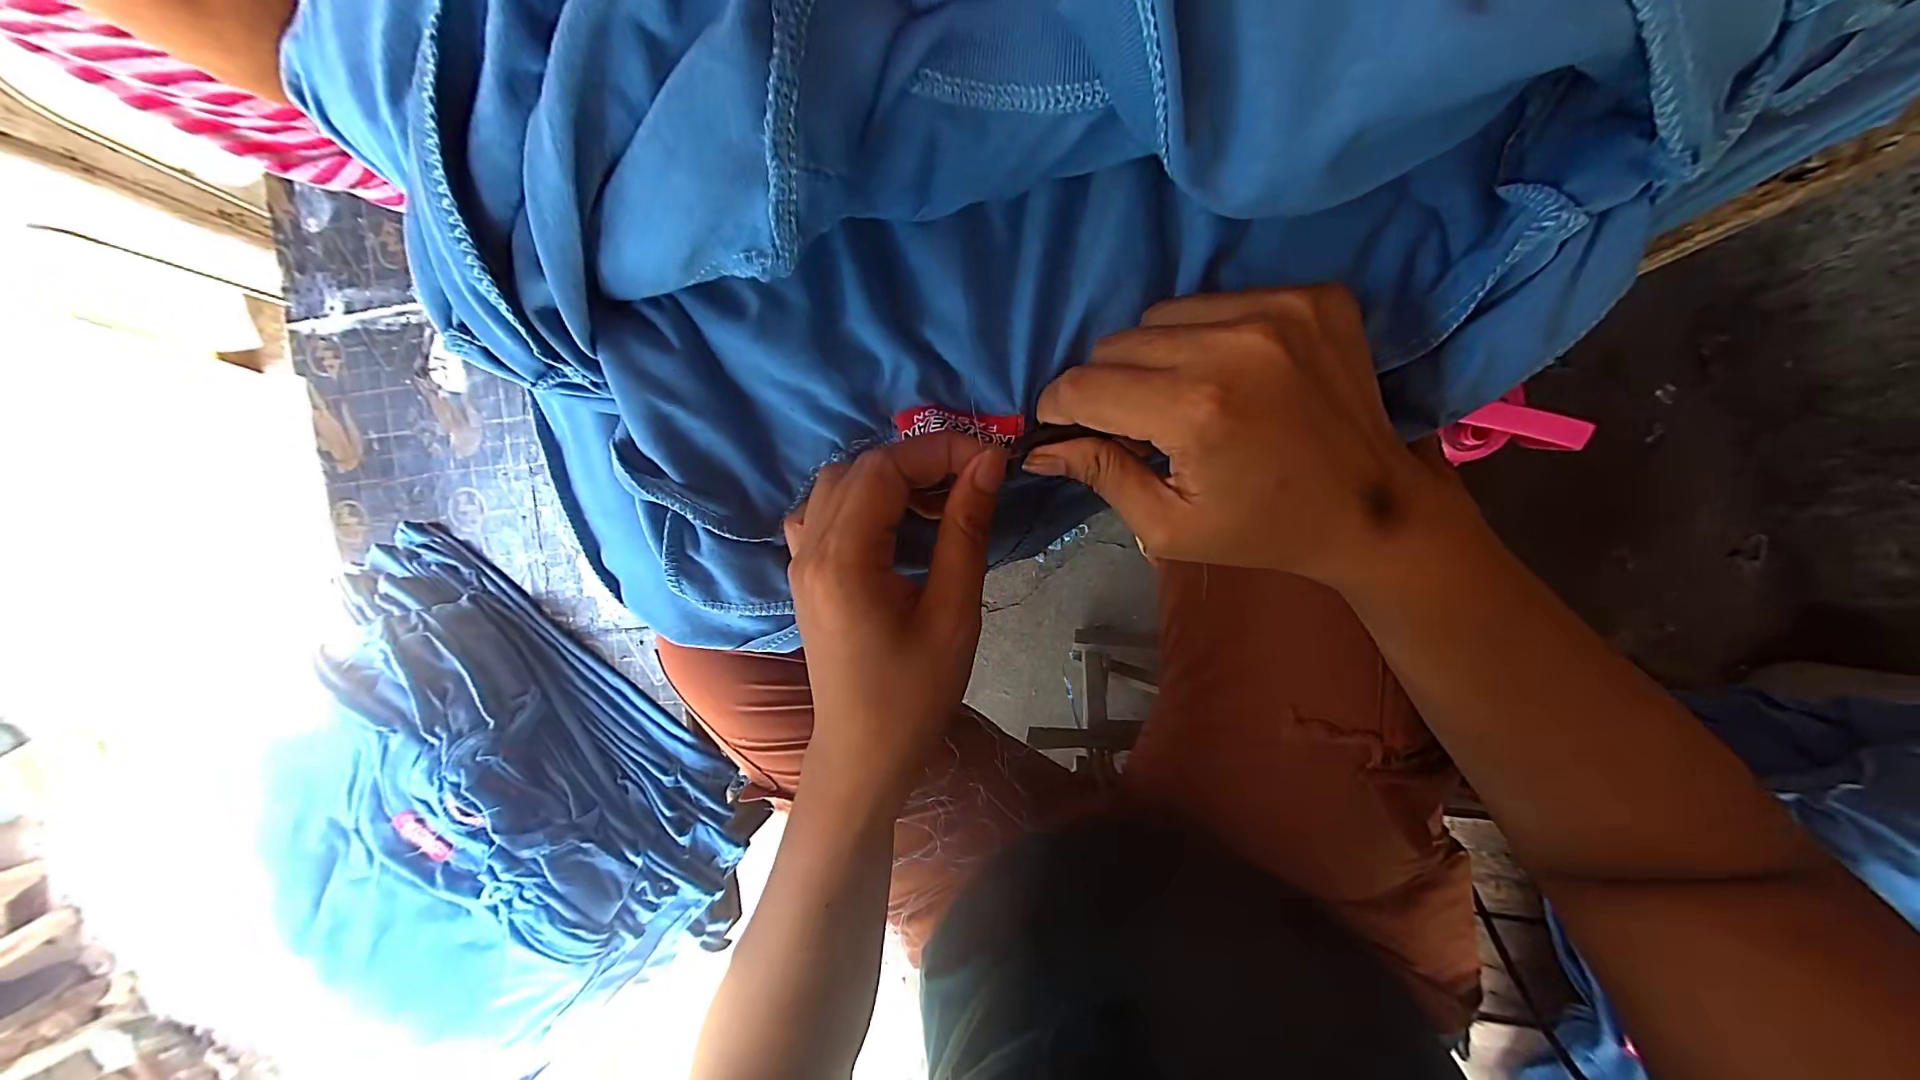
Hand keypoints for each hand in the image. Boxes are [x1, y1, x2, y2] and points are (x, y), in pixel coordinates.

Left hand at [785, 433, 1005, 805]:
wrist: (863, 752)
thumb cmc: (913, 694)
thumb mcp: (953, 612)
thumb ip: (965, 529)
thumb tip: (987, 464)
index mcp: (842, 558)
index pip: (884, 468)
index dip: (939, 450)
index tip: (989, 460)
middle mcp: (810, 548)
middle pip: (859, 468)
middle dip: (919, 460)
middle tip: (971, 479)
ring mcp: (800, 560)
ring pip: (839, 484)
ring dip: (891, 478)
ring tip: (940, 500)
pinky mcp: (805, 574)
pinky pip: (826, 511)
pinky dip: (864, 500)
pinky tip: (896, 523)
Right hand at [1024, 286, 1470, 587]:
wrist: (1373, 510)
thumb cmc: (1261, 530)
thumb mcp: (1168, 525)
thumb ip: (1100, 474)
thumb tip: (1038, 448)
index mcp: (1195, 410)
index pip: (1083, 385)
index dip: (1059, 407)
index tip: (1062, 424)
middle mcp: (1233, 345)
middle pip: (1116, 344)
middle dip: (1106, 385)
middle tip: (1133, 423)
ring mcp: (1278, 311)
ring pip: (1160, 316)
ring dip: (1151, 357)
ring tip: (1179, 396)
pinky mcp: (1312, 297)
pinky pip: (1216, 301)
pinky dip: (1202, 335)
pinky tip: (1228, 373)